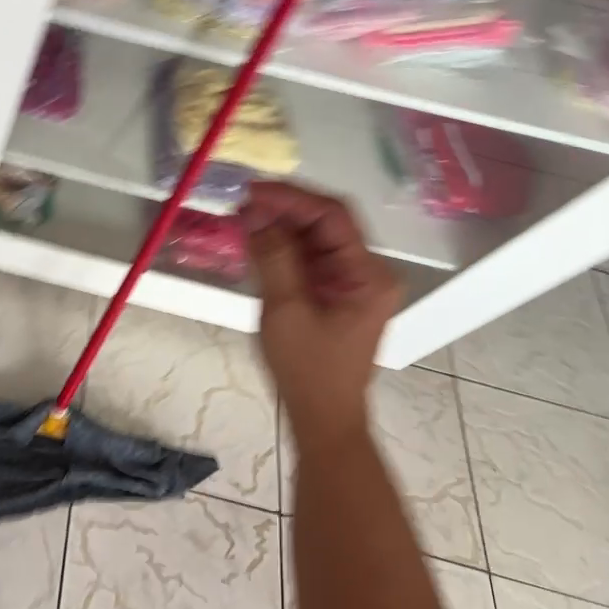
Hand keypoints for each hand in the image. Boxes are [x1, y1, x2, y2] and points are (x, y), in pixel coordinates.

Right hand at [241, 182, 401, 450]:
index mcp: (367, 274)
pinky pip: (309, 258)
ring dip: (280, 225)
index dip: (291, 198)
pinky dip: (281, 246)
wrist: (323, 416)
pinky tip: (255, 240)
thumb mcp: (286, 309)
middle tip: (241, 201)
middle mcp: (367, 272)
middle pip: (326, 223)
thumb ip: (272, 257)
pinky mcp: (334, 294)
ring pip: (315, 238)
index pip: (332, 217)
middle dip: (284, 208)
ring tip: (242, 217)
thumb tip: (253, 212)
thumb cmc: (308, 368)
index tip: (251, 191)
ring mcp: (351, 283)